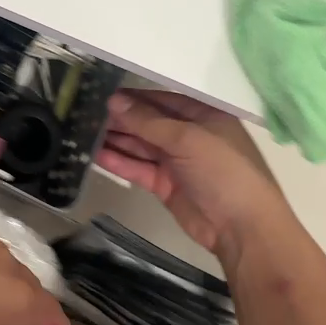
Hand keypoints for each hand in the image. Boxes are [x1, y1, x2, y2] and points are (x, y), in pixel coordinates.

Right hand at [97, 90, 294, 267]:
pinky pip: (138, 168)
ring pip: (140, 146)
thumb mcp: (187, 139)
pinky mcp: (164, 184)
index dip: (134, 98)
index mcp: (204, 116)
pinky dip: (119, 162)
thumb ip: (147, 121)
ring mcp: (176, 161)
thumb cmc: (223, 172)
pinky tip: (96, 155)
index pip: (163, 100)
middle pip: (148, 123)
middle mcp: (189, 135)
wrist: (242, 228)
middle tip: (86, 114)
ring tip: (83, 132)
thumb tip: (113, 101)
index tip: (103, 95)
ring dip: (115, 140)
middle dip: (120, 119)